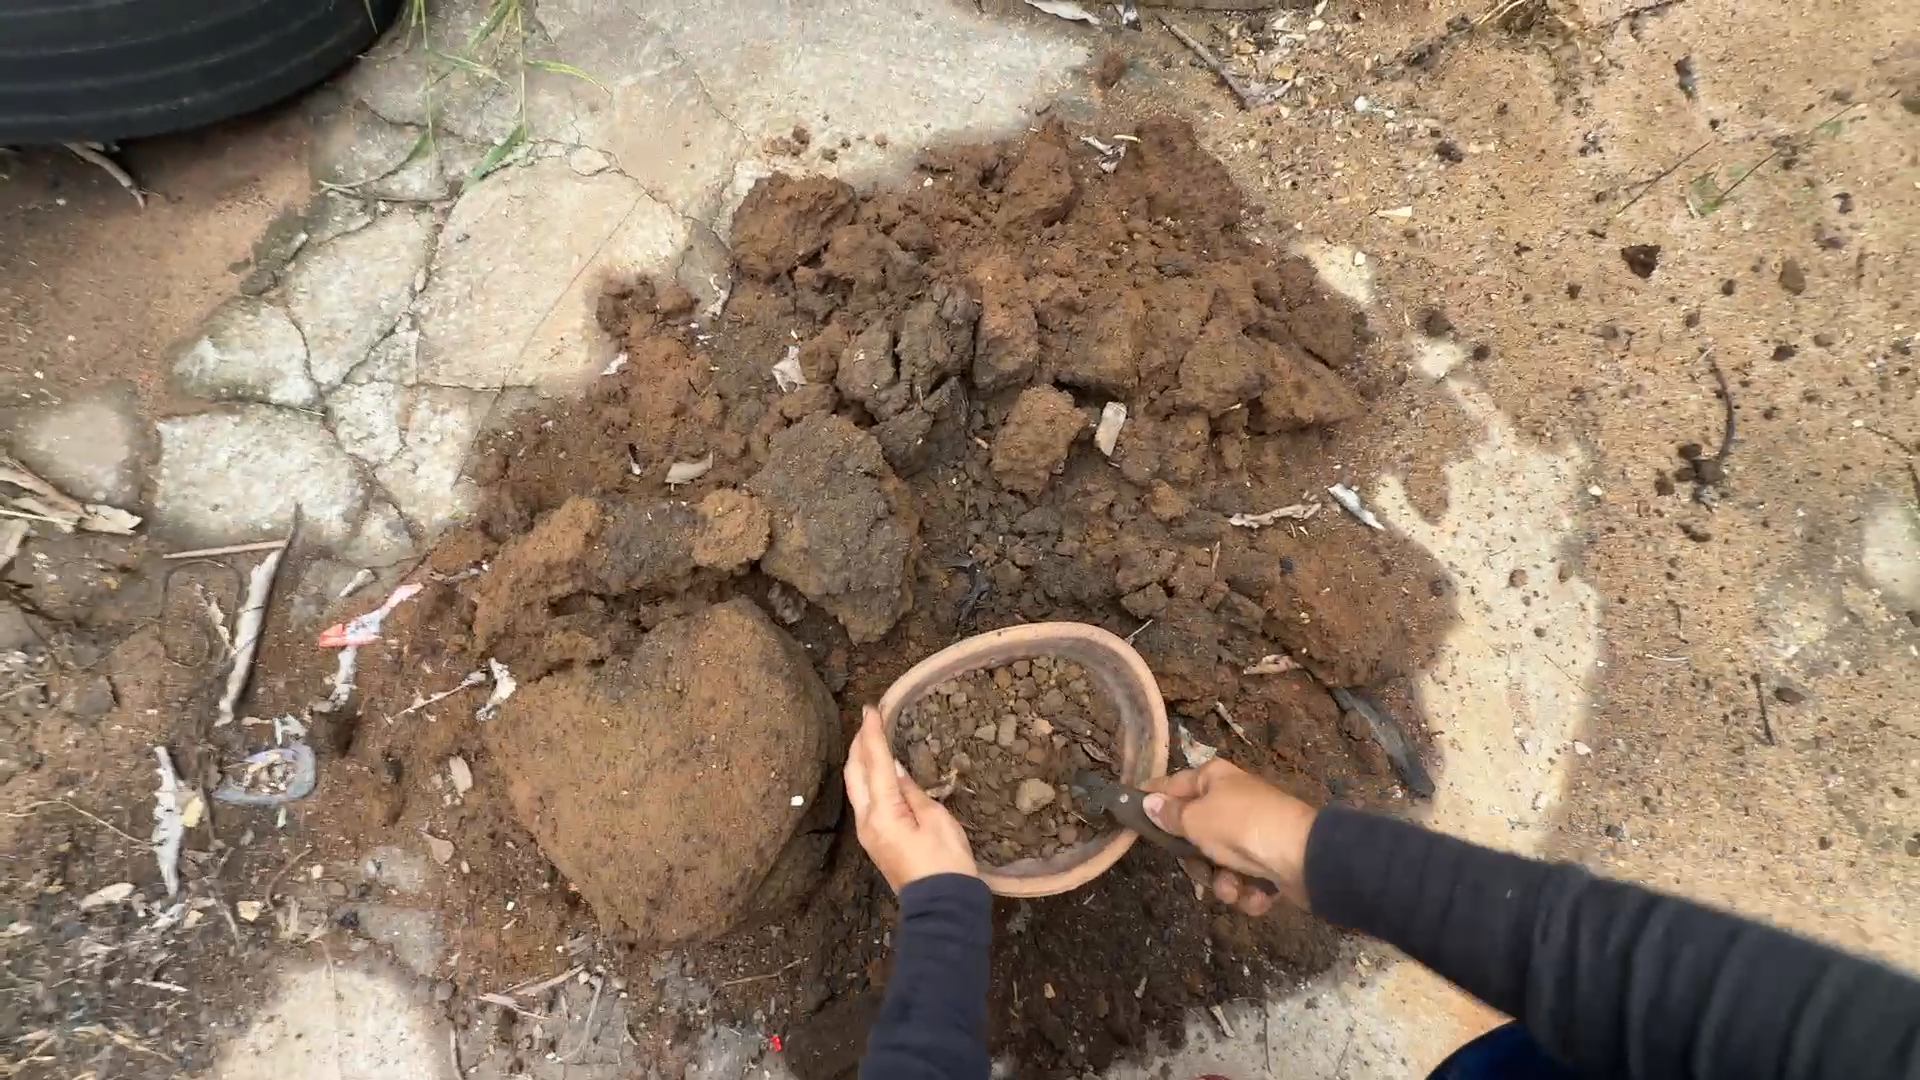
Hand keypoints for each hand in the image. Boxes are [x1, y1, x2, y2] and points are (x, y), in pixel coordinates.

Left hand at [844, 705, 977, 891]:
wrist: (941, 907)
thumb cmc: (946, 862)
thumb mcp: (936, 819)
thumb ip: (911, 790)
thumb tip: (894, 766)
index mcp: (884, 812)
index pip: (874, 762)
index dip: (872, 732)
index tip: (871, 708)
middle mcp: (867, 820)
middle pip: (854, 772)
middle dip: (859, 742)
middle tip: (869, 718)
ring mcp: (867, 832)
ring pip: (855, 785)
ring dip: (860, 758)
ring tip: (870, 736)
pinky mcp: (874, 839)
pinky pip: (864, 798)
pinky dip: (866, 775)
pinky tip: (876, 767)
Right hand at [1141, 759, 1316, 915]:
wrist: (1306, 858)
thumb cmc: (1242, 827)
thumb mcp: (1196, 819)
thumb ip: (1169, 814)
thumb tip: (1147, 802)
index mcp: (1213, 779)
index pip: (1171, 786)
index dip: (1152, 800)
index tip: (1131, 817)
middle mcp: (1231, 802)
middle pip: (1194, 832)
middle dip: (1197, 859)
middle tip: (1198, 865)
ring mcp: (1251, 833)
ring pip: (1218, 862)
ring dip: (1223, 882)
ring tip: (1234, 887)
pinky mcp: (1269, 863)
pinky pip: (1244, 880)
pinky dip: (1248, 892)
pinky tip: (1256, 894)